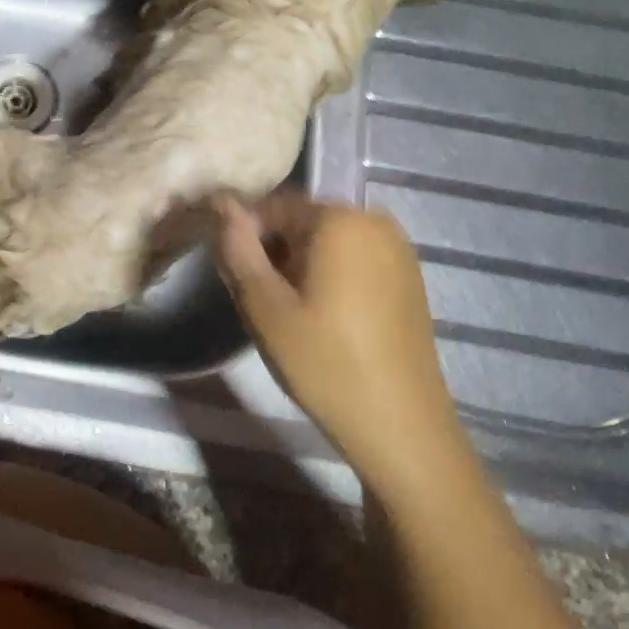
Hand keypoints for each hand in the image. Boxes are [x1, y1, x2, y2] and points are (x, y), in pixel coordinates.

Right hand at [212, 191, 468, 487]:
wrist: (400, 426)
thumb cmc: (324, 362)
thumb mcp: (263, 305)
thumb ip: (236, 247)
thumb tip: (220, 203)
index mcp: (339, 220)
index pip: (270, 207)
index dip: (243, 238)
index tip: (235, 280)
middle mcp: (375, 222)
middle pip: (300, 222)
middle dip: (273, 252)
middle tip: (261, 302)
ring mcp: (398, 250)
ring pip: (325, 243)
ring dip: (298, 267)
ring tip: (288, 314)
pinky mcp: (408, 278)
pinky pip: (353, 260)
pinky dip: (328, 278)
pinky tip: (321, 319)